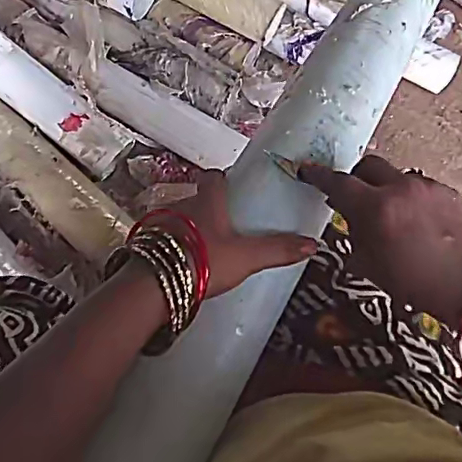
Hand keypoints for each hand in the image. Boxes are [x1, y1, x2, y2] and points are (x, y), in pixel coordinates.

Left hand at [153, 169, 317, 297]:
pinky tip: (187, 263)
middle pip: (198, 199)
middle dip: (211, 209)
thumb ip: (278, 250)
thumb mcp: (246, 257)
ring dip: (192, 229)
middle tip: (229, 226)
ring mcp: (161, 224)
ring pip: (181, 219)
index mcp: (207, 201)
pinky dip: (176, 246)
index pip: (214, 176)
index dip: (224, 179)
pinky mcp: (148, 244)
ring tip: (209, 248)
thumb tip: (312, 244)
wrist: (154, 285)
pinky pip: (166, 239)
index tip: (235, 188)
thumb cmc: (202, 261)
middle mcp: (182, 205)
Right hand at [297, 155, 461, 322]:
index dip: (319, 176)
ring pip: (395, 176)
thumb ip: (353, 228)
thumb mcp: (365, 259)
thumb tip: (348, 213)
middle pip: (368, 166)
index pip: (339, 182)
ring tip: (389, 213)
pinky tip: (414, 221)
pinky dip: (410, 199)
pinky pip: (418, 187)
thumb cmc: (408, 280)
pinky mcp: (445, 192)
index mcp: (376, 208)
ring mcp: (425, 188)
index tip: (308, 170)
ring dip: (386, 189)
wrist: (460, 284)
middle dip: (357, 177)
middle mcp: (400, 189)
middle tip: (354, 194)